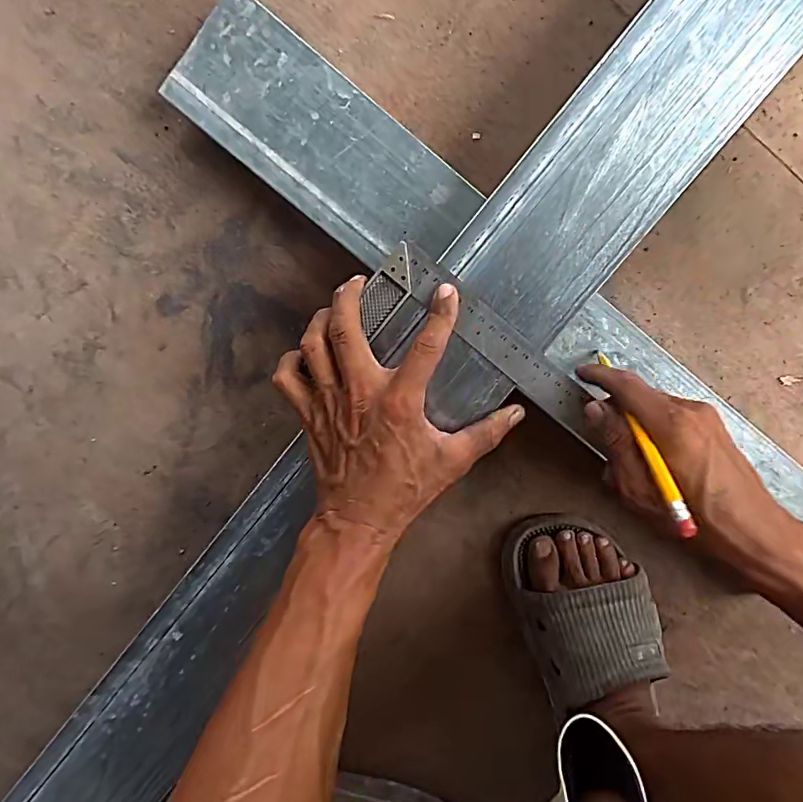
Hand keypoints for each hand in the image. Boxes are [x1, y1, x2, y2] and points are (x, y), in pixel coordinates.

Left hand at [275, 276, 525, 541]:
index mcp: (399, 401)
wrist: (358, 518)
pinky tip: (304, 354)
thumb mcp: (452, 461)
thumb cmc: (404, 490)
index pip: (425, 347)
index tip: (446, 292)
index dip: (440, 315)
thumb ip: (486, 434)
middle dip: (349, 297)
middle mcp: (360, 393)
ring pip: (312, 345)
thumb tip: (515, 415)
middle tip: (358, 283)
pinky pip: (287, 378)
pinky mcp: (308, 415)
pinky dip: (291, 360)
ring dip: (320, 320)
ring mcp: (328, 402)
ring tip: (332, 308)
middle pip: (345, 329)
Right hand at [577, 364, 802, 574]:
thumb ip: (616, 445)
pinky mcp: (714, 429)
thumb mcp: (640, 490)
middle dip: (618, 414)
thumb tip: (597, 412)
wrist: (753, 532)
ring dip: (638, 429)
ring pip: (657, 410)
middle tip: (605, 444)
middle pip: (642, 396)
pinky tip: (657, 468)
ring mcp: (706, 418)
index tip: (583, 374)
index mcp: (671, 424)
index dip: (600, 377)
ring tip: (634, 470)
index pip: (627, 385)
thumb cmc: (699, 520)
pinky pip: (675, 420)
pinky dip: (657, 435)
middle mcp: (691, 412)